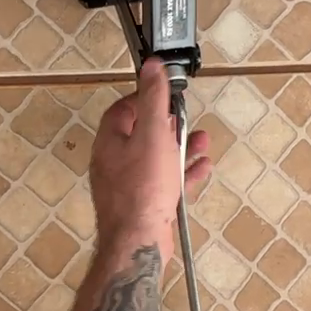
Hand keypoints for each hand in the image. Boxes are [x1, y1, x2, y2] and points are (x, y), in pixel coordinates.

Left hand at [89, 58, 209, 253]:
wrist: (139, 242)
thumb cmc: (142, 192)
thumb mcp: (152, 135)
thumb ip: (153, 100)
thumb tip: (152, 68)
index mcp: (109, 144)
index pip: (122, 109)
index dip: (143, 97)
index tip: (163, 92)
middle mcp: (114, 164)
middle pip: (140, 134)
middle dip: (167, 124)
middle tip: (184, 118)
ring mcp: (128, 187)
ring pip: (156, 159)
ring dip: (179, 148)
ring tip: (200, 141)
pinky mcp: (144, 206)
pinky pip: (165, 183)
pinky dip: (182, 173)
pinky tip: (200, 168)